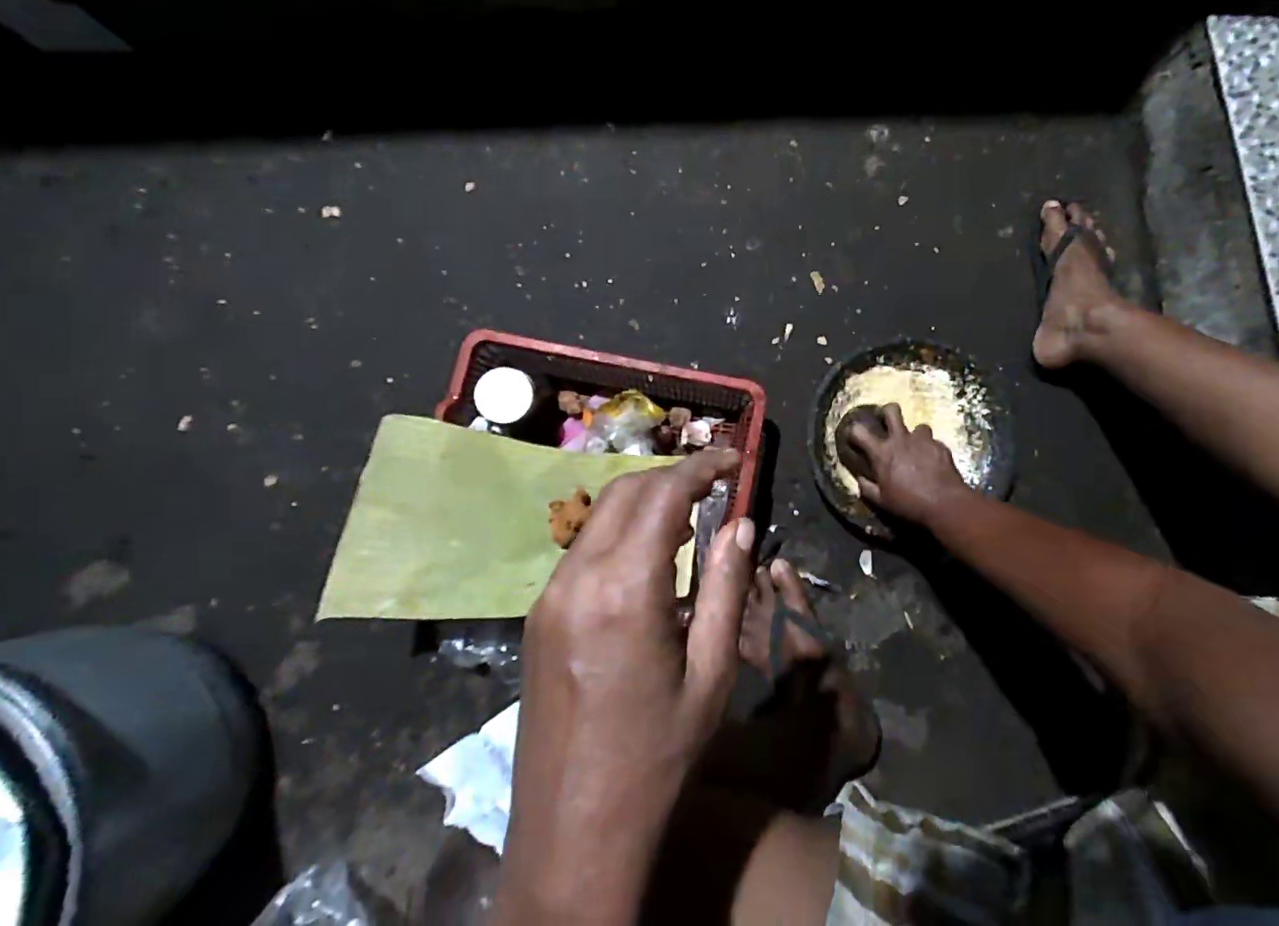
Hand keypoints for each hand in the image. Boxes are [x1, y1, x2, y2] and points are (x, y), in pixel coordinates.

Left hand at [495, 448, 752, 925]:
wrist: (574, 820)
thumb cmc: (657, 757)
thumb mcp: (710, 676)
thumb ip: (727, 590)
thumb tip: (741, 525)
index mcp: (624, 588)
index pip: (662, 495)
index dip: (700, 468)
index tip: (732, 458)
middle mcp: (577, 575)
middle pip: (624, 493)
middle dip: (669, 476)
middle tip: (713, 484)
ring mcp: (548, 592)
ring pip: (597, 518)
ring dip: (641, 504)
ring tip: (687, 517)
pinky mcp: (537, 611)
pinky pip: (580, 552)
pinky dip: (617, 537)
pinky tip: (646, 561)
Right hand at [844, 403, 972, 523]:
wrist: (947, 504)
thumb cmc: (909, 503)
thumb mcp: (881, 501)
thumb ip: (867, 488)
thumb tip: (860, 480)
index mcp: (881, 452)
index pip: (858, 431)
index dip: (853, 432)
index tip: (854, 438)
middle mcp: (901, 440)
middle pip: (892, 410)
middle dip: (887, 411)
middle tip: (887, 422)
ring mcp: (923, 441)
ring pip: (918, 426)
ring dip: (915, 435)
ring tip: (916, 447)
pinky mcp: (941, 447)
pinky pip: (934, 442)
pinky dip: (931, 449)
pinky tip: (932, 461)